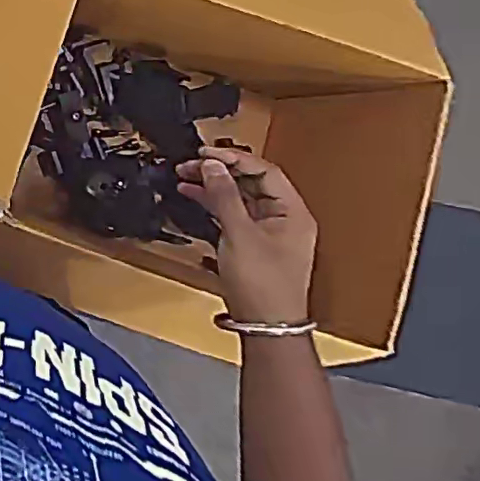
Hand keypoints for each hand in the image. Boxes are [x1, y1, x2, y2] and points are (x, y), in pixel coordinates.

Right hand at [176, 146, 316, 323]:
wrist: (265, 326)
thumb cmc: (263, 285)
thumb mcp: (239, 234)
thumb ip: (224, 196)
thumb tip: (212, 166)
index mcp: (292, 212)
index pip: (264, 171)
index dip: (235, 158)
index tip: (207, 154)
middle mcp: (284, 218)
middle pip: (251, 182)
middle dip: (220, 171)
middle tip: (192, 164)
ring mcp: (268, 231)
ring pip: (240, 197)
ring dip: (214, 186)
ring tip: (186, 176)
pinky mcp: (253, 244)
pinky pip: (233, 213)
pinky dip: (214, 204)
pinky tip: (195, 196)